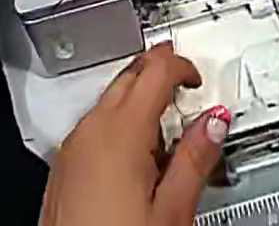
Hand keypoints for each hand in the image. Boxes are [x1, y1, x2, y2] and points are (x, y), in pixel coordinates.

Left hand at [42, 42, 228, 225]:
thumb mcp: (173, 211)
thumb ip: (195, 157)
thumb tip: (214, 120)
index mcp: (121, 131)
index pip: (156, 70)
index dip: (181, 66)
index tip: (197, 79)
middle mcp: (90, 130)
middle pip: (130, 75)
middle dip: (160, 73)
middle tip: (186, 88)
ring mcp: (73, 148)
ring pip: (111, 97)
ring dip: (139, 98)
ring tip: (168, 132)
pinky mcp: (63, 167)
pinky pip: (95, 124)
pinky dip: (119, 123)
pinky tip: (137, 157)